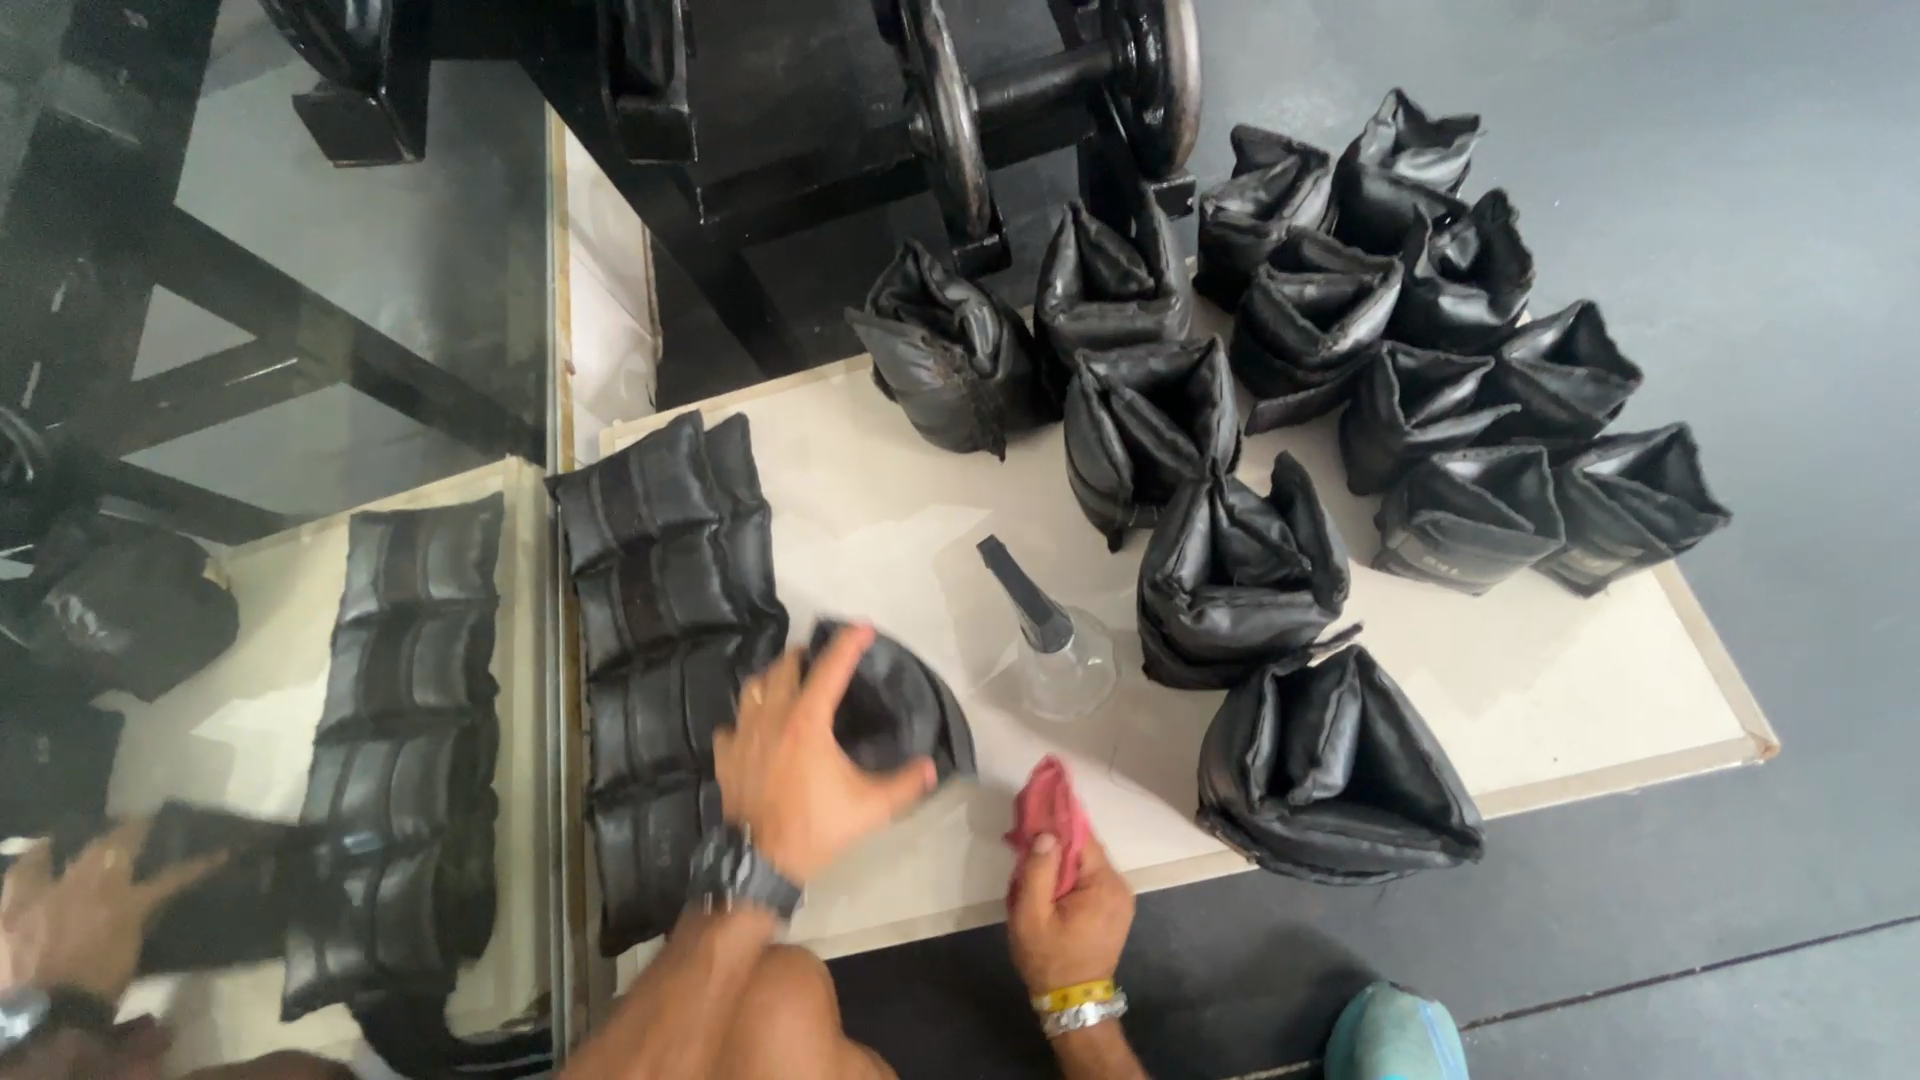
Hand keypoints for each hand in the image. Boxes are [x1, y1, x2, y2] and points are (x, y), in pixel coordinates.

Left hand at [0, 819, 225, 1002]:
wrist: (40, 1017)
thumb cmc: (96, 986)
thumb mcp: (129, 950)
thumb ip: (135, 920)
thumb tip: (145, 903)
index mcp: (124, 903)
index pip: (174, 875)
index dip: (199, 863)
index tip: (222, 853)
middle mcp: (84, 891)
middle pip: (109, 849)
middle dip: (127, 832)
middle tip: (138, 821)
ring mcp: (38, 902)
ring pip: (45, 861)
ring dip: (54, 847)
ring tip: (56, 838)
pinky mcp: (5, 918)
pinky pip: (12, 886)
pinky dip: (24, 872)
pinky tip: (29, 863)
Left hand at [714, 623, 936, 884]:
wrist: (760, 863)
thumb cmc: (816, 827)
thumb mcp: (869, 808)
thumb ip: (904, 784)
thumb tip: (931, 766)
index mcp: (808, 722)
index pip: (831, 669)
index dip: (849, 643)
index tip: (864, 627)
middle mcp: (773, 717)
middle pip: (785, 666)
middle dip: (805, 656)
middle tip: (822, 659)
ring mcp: (744, 735)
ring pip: (754, 687)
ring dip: (773, 678)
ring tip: (788, 683)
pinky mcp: (726, 756)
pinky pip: (732, 724)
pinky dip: (746, 719)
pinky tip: (756, 730)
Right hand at [1007, 832, 1134, 996]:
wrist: (1073, 1004)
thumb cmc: (1050, 959)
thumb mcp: (1032, 915)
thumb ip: (1038, 871)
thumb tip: (1046, 834)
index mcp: (1104, 884)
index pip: (1080, 837)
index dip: (1055, 823)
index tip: (1032, 812)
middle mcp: (1119, 885)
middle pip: (1083, 849)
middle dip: (1054, 844)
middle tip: (1023, 841)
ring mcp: (1119, 898)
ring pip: (1084, 863)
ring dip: (1059, 861)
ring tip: (1031, 863)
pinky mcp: (1113, 908)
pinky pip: (1089, 879)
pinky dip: (1069, 876)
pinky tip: (1047, 882)